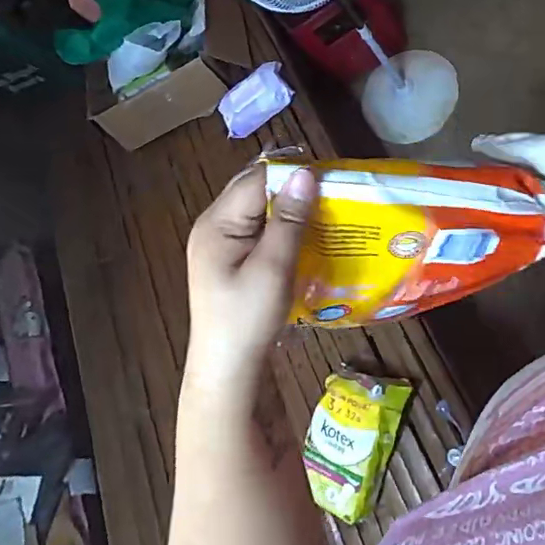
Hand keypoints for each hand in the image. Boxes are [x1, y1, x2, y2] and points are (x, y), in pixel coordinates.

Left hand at [187, 165, 318, 369]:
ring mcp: (220, 245)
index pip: (256, 179)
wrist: (228, 370)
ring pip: (258, 210)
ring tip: (324, 213)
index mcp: (216, 223)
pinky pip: (258, 231)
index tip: (330, 179)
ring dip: (289, 209)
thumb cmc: (248, 318)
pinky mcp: (230, 261)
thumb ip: (289, 219)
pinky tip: (305, 238)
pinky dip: (282, 228)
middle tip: (331, 195)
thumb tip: (305, 173)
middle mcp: (213, 226)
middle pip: (255, 190)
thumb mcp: (273, 267)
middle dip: (291, 189)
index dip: (291, 174)